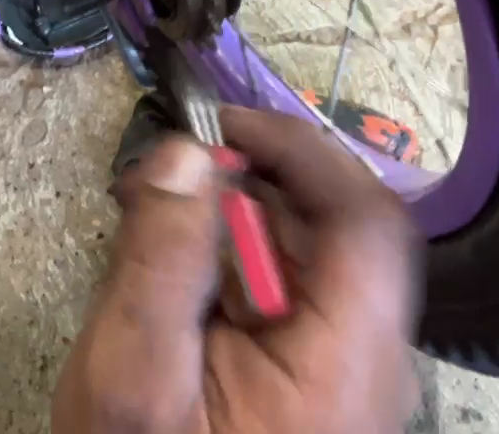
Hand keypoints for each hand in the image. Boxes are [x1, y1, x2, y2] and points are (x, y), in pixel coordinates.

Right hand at [54, 108, 421, 433]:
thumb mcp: (132, 372)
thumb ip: (160, 257)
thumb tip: (184, 152)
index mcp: (345, 368)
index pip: (366, 223)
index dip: (303, 151)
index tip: (220, 126)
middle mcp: (365, 359)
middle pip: (339, 224)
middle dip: (254, 174)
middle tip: (166, 169)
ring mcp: (341, 364)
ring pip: (309, 244)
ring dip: (236, 206)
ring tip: (156, 210)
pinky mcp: (311, 366)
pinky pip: (286, 277)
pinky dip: (230, 245)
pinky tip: (175, 258)